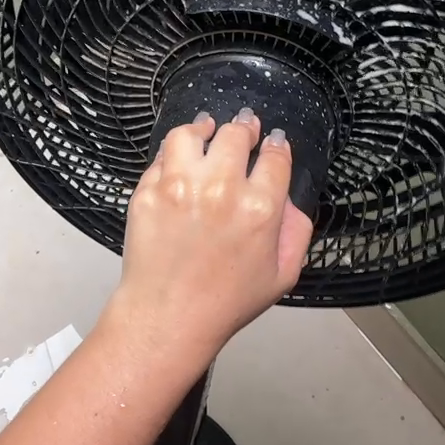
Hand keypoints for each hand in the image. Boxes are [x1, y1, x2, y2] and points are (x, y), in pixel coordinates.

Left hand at [104, 109, 312, 361]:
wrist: (167, 317)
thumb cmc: (226, 301)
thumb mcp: (283, 274)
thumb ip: (297, 230)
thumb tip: (288, 196)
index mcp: (259, 208)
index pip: (275, 156)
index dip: (277, 144)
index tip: (274, 141)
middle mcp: (220, 188)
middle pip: (235, 134)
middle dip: (244, 127)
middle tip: (245, 127)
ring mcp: (178, 186)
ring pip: (191, 134)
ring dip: (204, 129)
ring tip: (207, 128)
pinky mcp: (147, 191)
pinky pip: (161, 157)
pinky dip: (174, 153)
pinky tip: (181, 156)